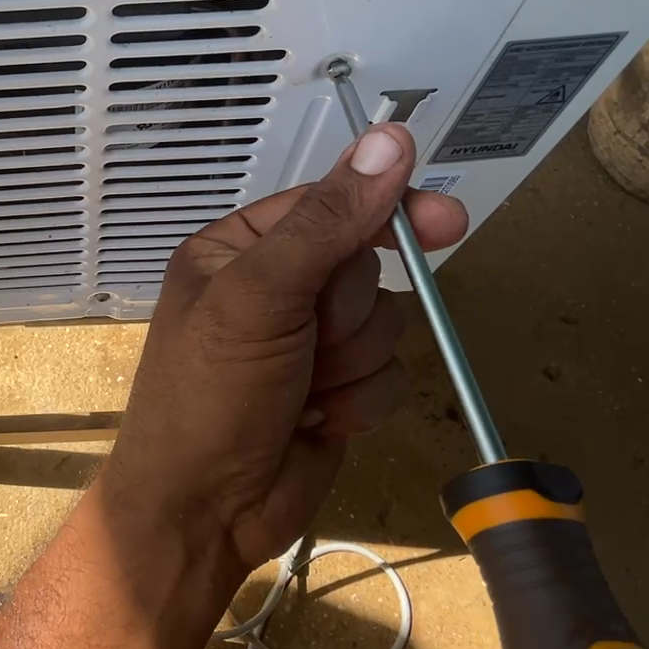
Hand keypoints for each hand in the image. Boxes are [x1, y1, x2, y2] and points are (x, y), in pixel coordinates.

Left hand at [103, 124, 469, 571]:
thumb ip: (327, 222)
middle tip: (304, 345)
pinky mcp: (337, 390)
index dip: (384, 211)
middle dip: (344, 316)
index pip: (328, 206)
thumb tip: (391, 139)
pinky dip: (360, 402)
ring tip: (301, 391)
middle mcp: (274, 288)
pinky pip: (389, 375)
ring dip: (351, 364)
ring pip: (387, 323)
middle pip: (365, 268)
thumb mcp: (260, 297)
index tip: (445, 222)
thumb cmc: (211, 393)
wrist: (203, 509)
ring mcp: (308, 341)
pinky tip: (318, 421)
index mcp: (237, 249)